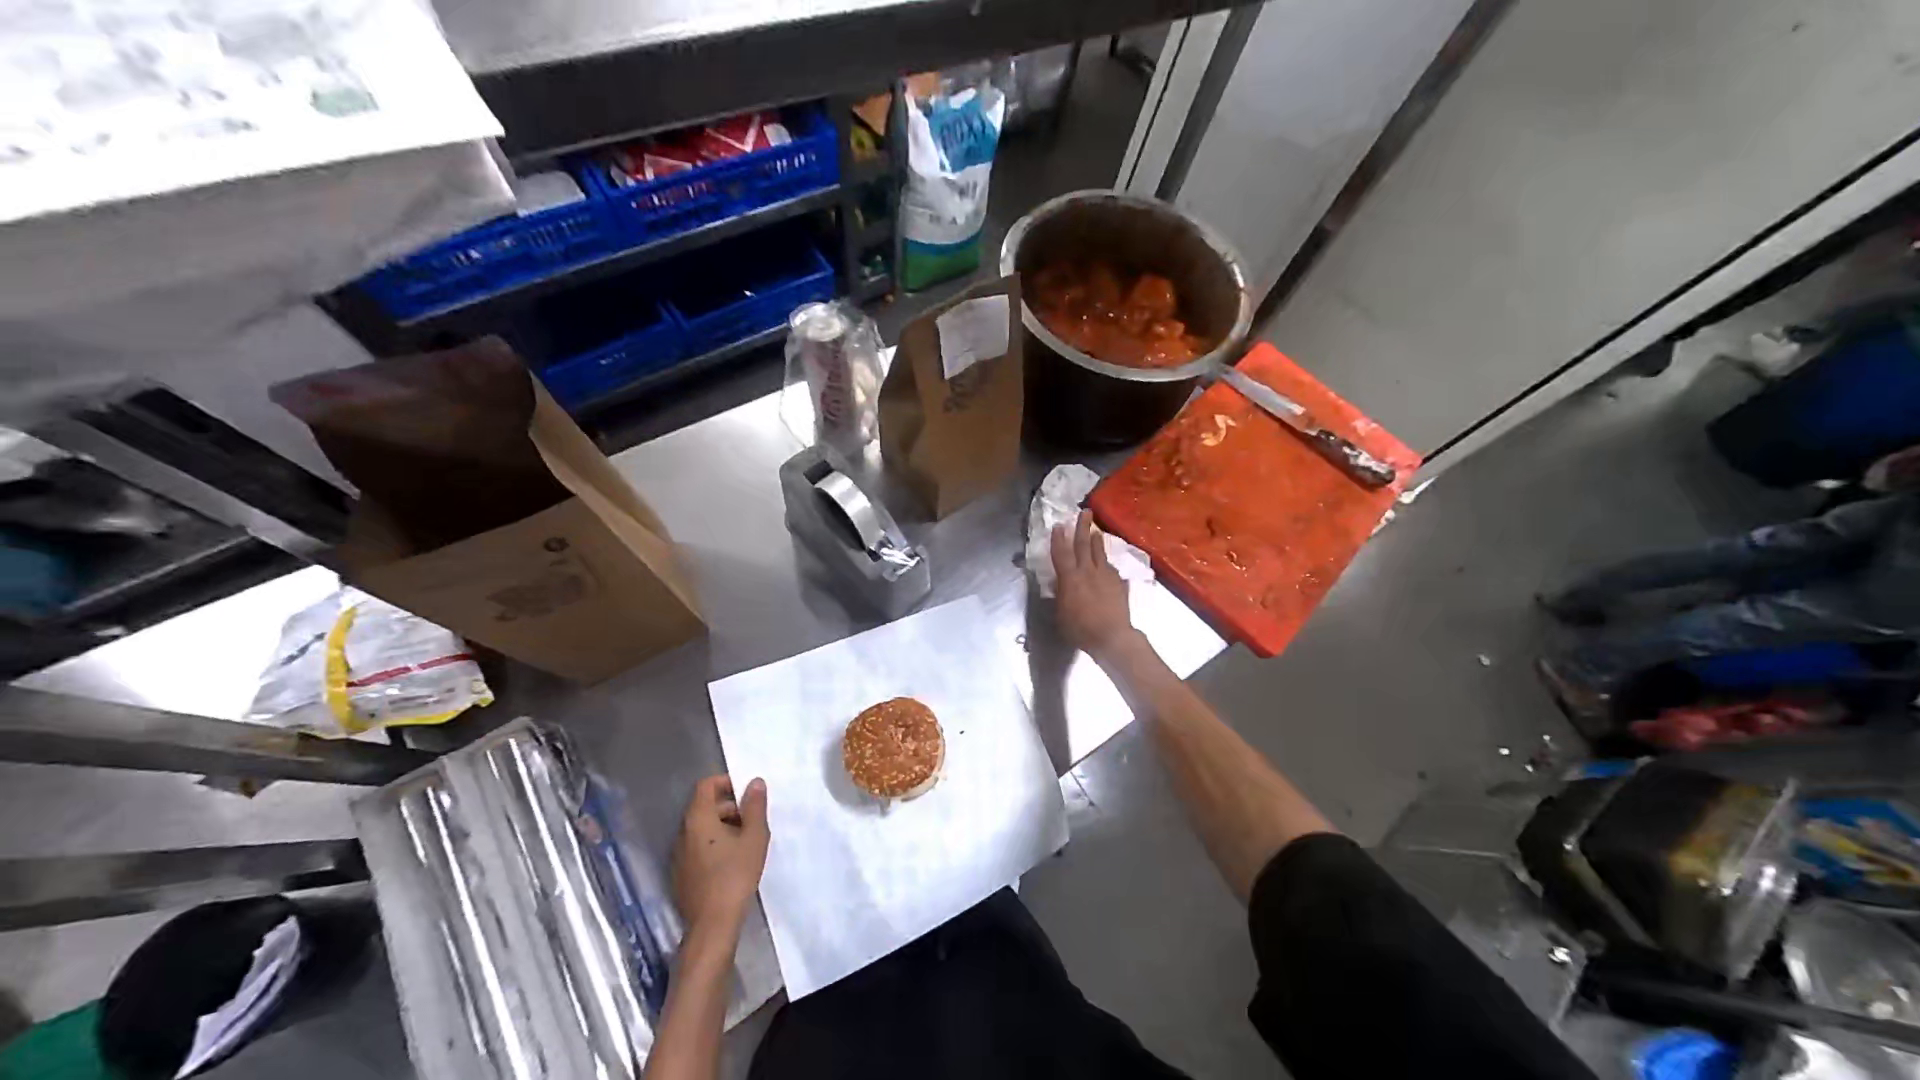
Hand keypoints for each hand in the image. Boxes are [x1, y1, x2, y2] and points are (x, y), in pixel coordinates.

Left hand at [671, 775, 769, 933]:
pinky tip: (732, 861)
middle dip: (730, 807)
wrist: (713, 924)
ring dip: (723, 826)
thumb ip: (755, 807)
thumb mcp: (754, 837)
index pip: (705, 786)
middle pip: (704, 807)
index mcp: (698, 819)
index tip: (747, 793)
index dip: (726, 782)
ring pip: (701, 828)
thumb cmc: (735, 875)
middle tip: (754, 821)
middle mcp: (682, 833)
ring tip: (747, 842)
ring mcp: (678, 855)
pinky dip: (714, 844)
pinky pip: (697, 847)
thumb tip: (754, 782)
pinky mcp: (681, 874)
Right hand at [1050, 511, 1138, 659]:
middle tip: (1085, 511)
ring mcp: (1106, 575)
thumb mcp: (1061, 613)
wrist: (1112, 636)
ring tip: (1096, 531)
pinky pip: (1111, 569)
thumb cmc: (1080, 629)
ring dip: (1097, 541)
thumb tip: (1060, 582)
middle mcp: (1088, 571)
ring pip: (1100, 553)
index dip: (1059, 539)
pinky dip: (1107, 564)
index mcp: (1070, 578)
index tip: (1059, 525)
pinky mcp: (1119, 583)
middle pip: (1083, 544)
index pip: (1062, 553)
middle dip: (1083, 527)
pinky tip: (1107, 565)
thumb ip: (1060, 594)